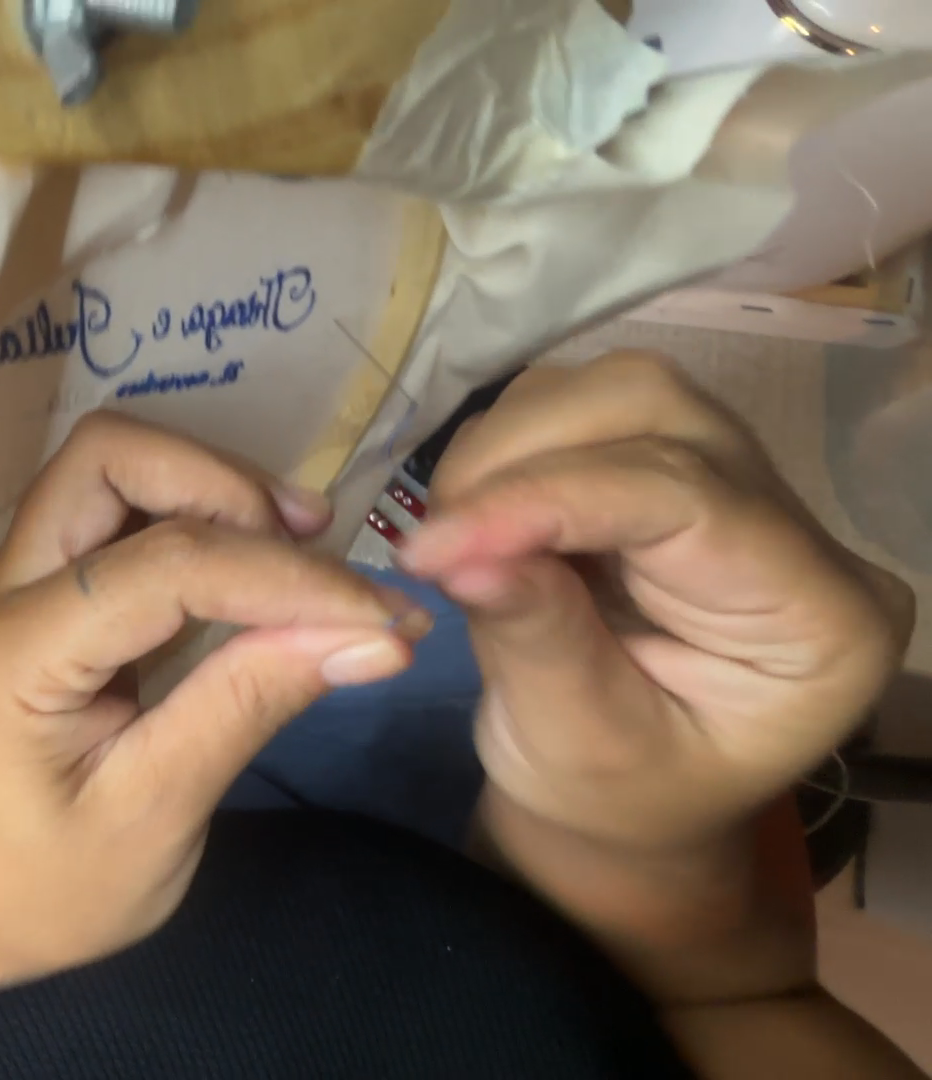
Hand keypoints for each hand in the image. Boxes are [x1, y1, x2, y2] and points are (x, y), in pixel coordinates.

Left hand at [0, 412, 431, 987]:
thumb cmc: (59, 880)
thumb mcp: (159, 814)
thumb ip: (249, 705)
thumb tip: (373, 632)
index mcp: (16, 653)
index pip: (159, 566)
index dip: (280, 577)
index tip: (380, 616)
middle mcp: (4, 589)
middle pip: (106, 457)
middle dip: (220, 483)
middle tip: (310, 550)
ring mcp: (21, 576)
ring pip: (113, 463)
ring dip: (213, 484)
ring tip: (301, 543)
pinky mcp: (53, 582)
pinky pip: (124, 503)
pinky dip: (200, 507)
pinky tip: (260, 552)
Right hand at [401, 352, 911, 850]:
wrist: (617, 795)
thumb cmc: (610, 792)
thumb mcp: (573, 740)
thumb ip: (532, 638)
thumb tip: (454, 553)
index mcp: (809, 615)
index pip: (680, 499)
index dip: (539, 503)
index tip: (424, 549)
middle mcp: (783, 527)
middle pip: (651, 406)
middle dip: (518, 455)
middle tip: (437, 537)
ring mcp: (716, 489)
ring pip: (606, 392)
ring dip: (501, 447)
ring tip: (453, 530)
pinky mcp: (646, 478)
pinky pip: (566, 413)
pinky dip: (497, 449)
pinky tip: (475, 513)